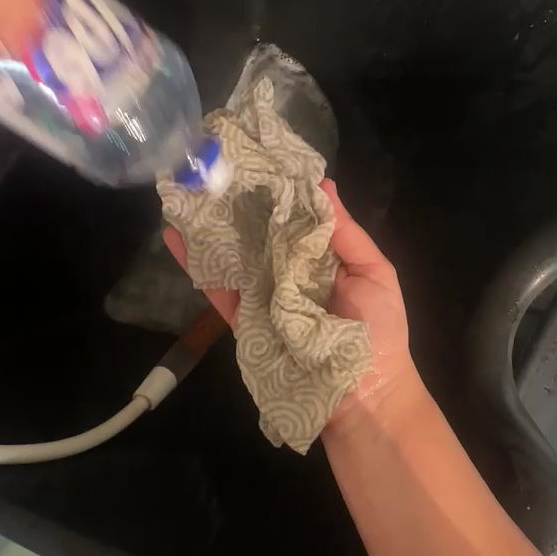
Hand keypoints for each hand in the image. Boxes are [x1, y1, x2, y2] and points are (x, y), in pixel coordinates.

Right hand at [163, 180, 422, 422]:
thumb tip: (323, 185)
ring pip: (235, 256)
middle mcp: (290, 272)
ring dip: (210, 227)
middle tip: (206, 165)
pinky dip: (199, 266)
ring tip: (182, 192)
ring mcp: (266, 296)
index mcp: (323, 257)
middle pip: (259, 232)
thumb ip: (346, 233)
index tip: (253, 157)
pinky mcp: (245, 322)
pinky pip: (221, 290)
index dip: (276, 189)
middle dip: (236, 203)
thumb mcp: (375, 273)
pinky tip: (177, 236)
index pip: (295, 216)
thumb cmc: (379, 332)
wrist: (364, 398)